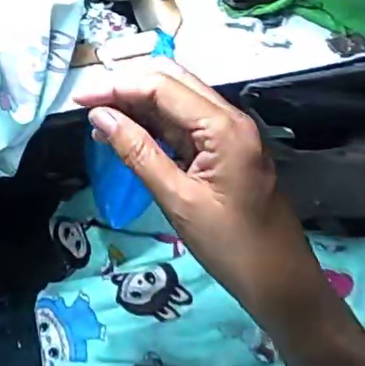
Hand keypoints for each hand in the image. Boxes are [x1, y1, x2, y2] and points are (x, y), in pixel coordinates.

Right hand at [73, 60, 331, 330]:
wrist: (284, 285)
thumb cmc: (233, 247)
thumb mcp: (177, 200)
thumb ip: (137, 152)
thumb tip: (99, 117)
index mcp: (223, 127)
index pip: (160, 86)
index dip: (116, 88)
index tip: (80, 101)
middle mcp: (228, 118)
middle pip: (168, 80)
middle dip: (125, 87)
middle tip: (88, 106)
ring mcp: (227, 131)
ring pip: (173, 97)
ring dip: (135, 102)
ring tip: (99, 120)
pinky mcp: (222, 146)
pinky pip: (180, 120)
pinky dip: (150, 121)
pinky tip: (125, 133)